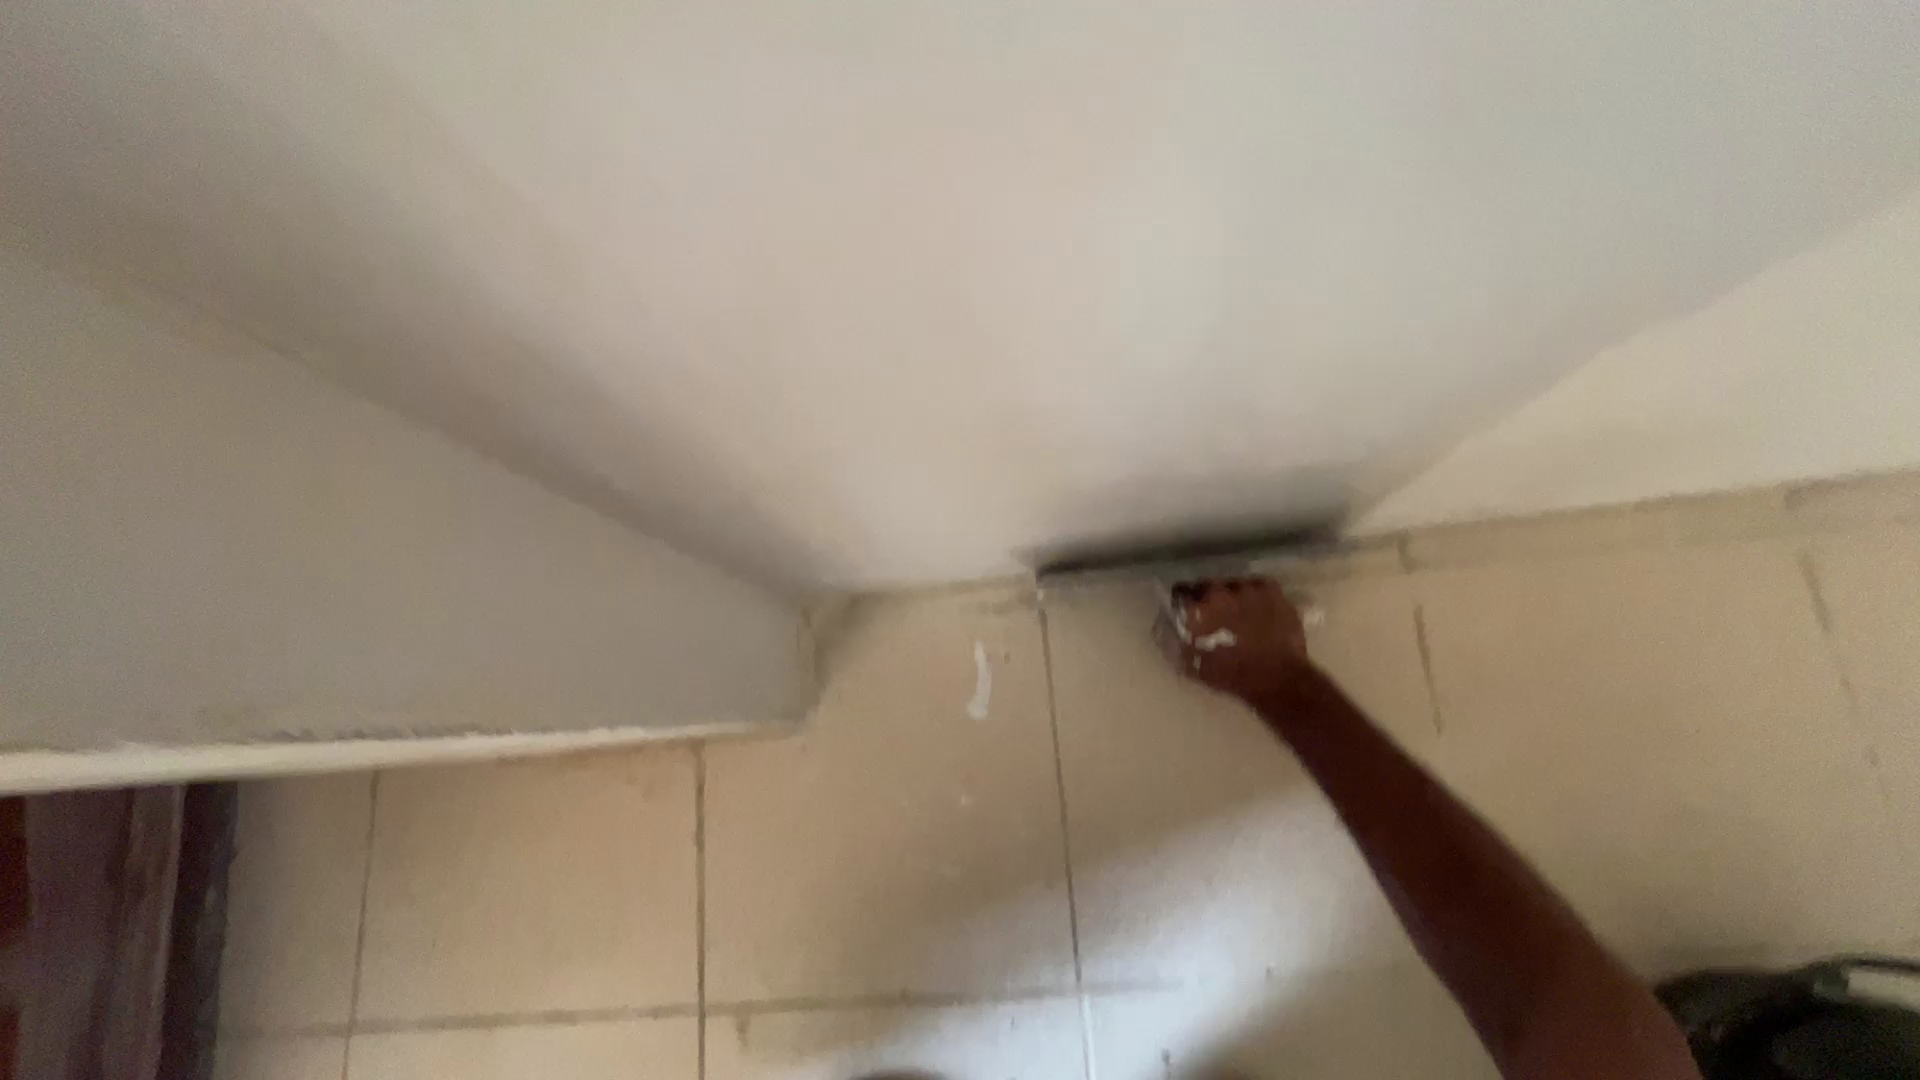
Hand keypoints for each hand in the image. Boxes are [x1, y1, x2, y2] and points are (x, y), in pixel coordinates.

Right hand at [1160, 577, 1312, 702]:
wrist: (1277, 680)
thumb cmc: (1231, 676)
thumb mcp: (1192, 665)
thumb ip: (1174, 640)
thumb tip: (1164, 624)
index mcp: (1195, 609)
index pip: (1179, 592)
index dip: (1182, 601)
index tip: (1186, 610)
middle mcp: (1218, 592)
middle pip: (1206, 586)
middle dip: (1207, 598)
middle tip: (1214, 614)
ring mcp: (1246, 588)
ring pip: (1232, 585)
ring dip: (1232, 596)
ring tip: (1240, 612)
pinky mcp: (1271, 590)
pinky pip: (1257, 585)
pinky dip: (1255, 594)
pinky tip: (1259, 608)